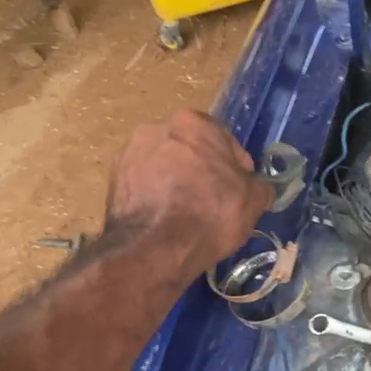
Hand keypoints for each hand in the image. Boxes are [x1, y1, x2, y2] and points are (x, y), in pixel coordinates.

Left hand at [105, 108, 270, 273]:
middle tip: (213, 200)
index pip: (225, 142)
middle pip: (190, 149)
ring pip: (164, 164)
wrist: (156, 247)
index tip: (238, 190)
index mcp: (195, 123)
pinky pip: (143, 183)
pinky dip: (154, 195)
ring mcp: (129, 152)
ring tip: (185, 212)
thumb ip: (258, 186)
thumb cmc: (212, 213)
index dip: (235, 168)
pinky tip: (165, 219)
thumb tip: (257, 188)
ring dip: (175, 181)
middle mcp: (158, 128)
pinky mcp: (112, 179)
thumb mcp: (254, 200)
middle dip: (201, 170)